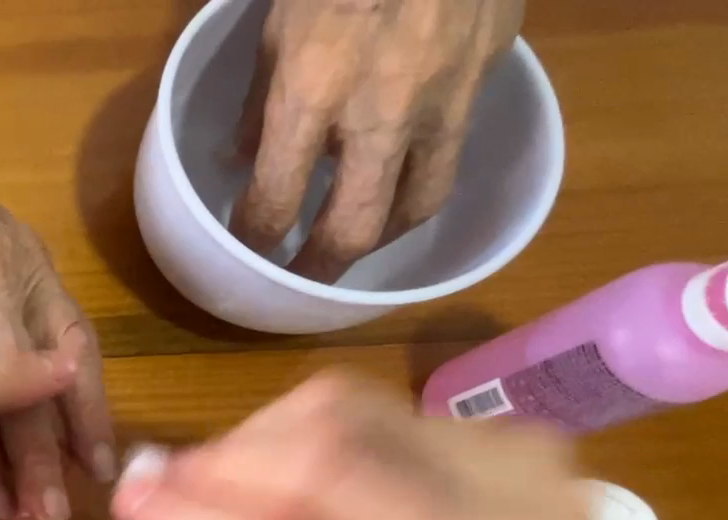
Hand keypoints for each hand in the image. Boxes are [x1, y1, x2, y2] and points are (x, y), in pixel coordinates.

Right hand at [109, 371, 641, 519]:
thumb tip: (152, 519)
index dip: (207, 517)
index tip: (129, 495)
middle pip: (328, 451)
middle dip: (223, 462)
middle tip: (165, 483)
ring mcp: (526, 468)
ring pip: (338, 410)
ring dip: (254, 443)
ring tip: (234, 488)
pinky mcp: (512, 429)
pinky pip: (363, 404)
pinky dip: (295, 431)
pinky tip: (293, 472)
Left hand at [230, 0, 523, 282]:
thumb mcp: (275, 34)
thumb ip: (257, 107)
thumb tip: (238, 163)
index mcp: (312, 97)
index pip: (274, 204)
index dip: (255, 240)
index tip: (247, 250)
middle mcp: (381, 111)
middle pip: (358, 226)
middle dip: (325, 264)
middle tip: (304, 277)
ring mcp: (447, 95)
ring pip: (422, 200)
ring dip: (384, 234)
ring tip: (357, 242)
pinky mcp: (490, 72)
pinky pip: (457, 147)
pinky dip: (424, 176)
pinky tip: (400, 178)